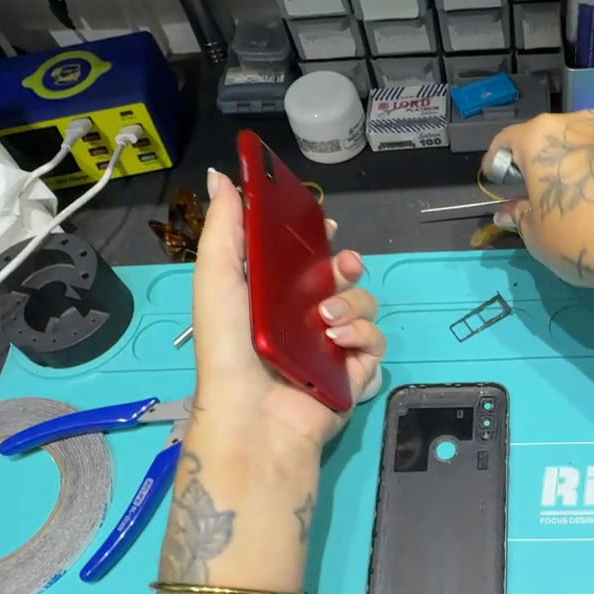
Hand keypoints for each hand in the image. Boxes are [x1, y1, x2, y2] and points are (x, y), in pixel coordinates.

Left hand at [188, 168, 385, 456]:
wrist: (255, 417)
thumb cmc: (230, 348)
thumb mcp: (218, 281)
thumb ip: (224, 230)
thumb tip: (223, 176)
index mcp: (273, 297)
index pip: (305, 259)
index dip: (317, 238)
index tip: (324, 224)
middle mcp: (305, 319)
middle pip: (343, 278)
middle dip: (347, 266)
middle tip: (342, 266)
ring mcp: (333, 346)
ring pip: (364, 305)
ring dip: (351, 303)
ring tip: (326, 320)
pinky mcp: (355, 372)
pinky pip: (375, 341)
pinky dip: (362, 335)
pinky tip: (339, 341)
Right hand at [484, 111, 593, 302]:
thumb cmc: (577, 239)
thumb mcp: (536, 234)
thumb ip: (519, 215)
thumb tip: (507, 211)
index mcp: (540, 138)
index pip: (506, 142)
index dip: (497, 163)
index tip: (497, 182)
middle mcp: (574, 124)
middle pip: (543, 138)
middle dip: (533, 162)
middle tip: (530, 193)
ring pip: (574, 143)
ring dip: (563, 164)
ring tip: (563, 197)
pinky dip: (588, 170)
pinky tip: (591, 199)